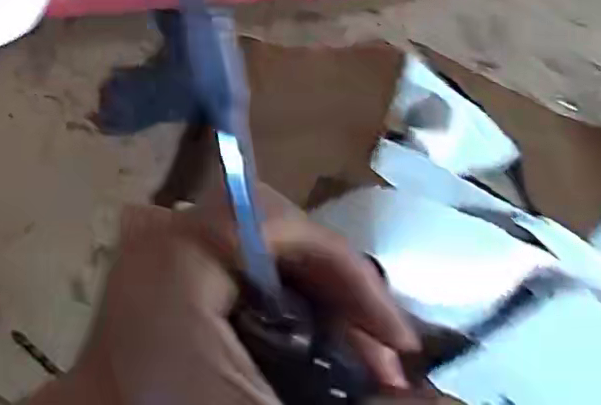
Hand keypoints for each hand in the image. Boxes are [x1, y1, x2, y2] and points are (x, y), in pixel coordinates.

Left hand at [37, 193, 417, 404]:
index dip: (341, 264)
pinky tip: (302, 358)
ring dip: (308, 301)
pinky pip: (222, 269)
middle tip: (382, 365)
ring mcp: (146, 255)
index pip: (268, 214)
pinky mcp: (147, 281)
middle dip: (333, 289)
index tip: (396, 340)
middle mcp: (155, 237)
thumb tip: (454, 401)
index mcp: (175, 252)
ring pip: (248, 252)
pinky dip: (271, 305)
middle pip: (263, 231)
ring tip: (355, 369)